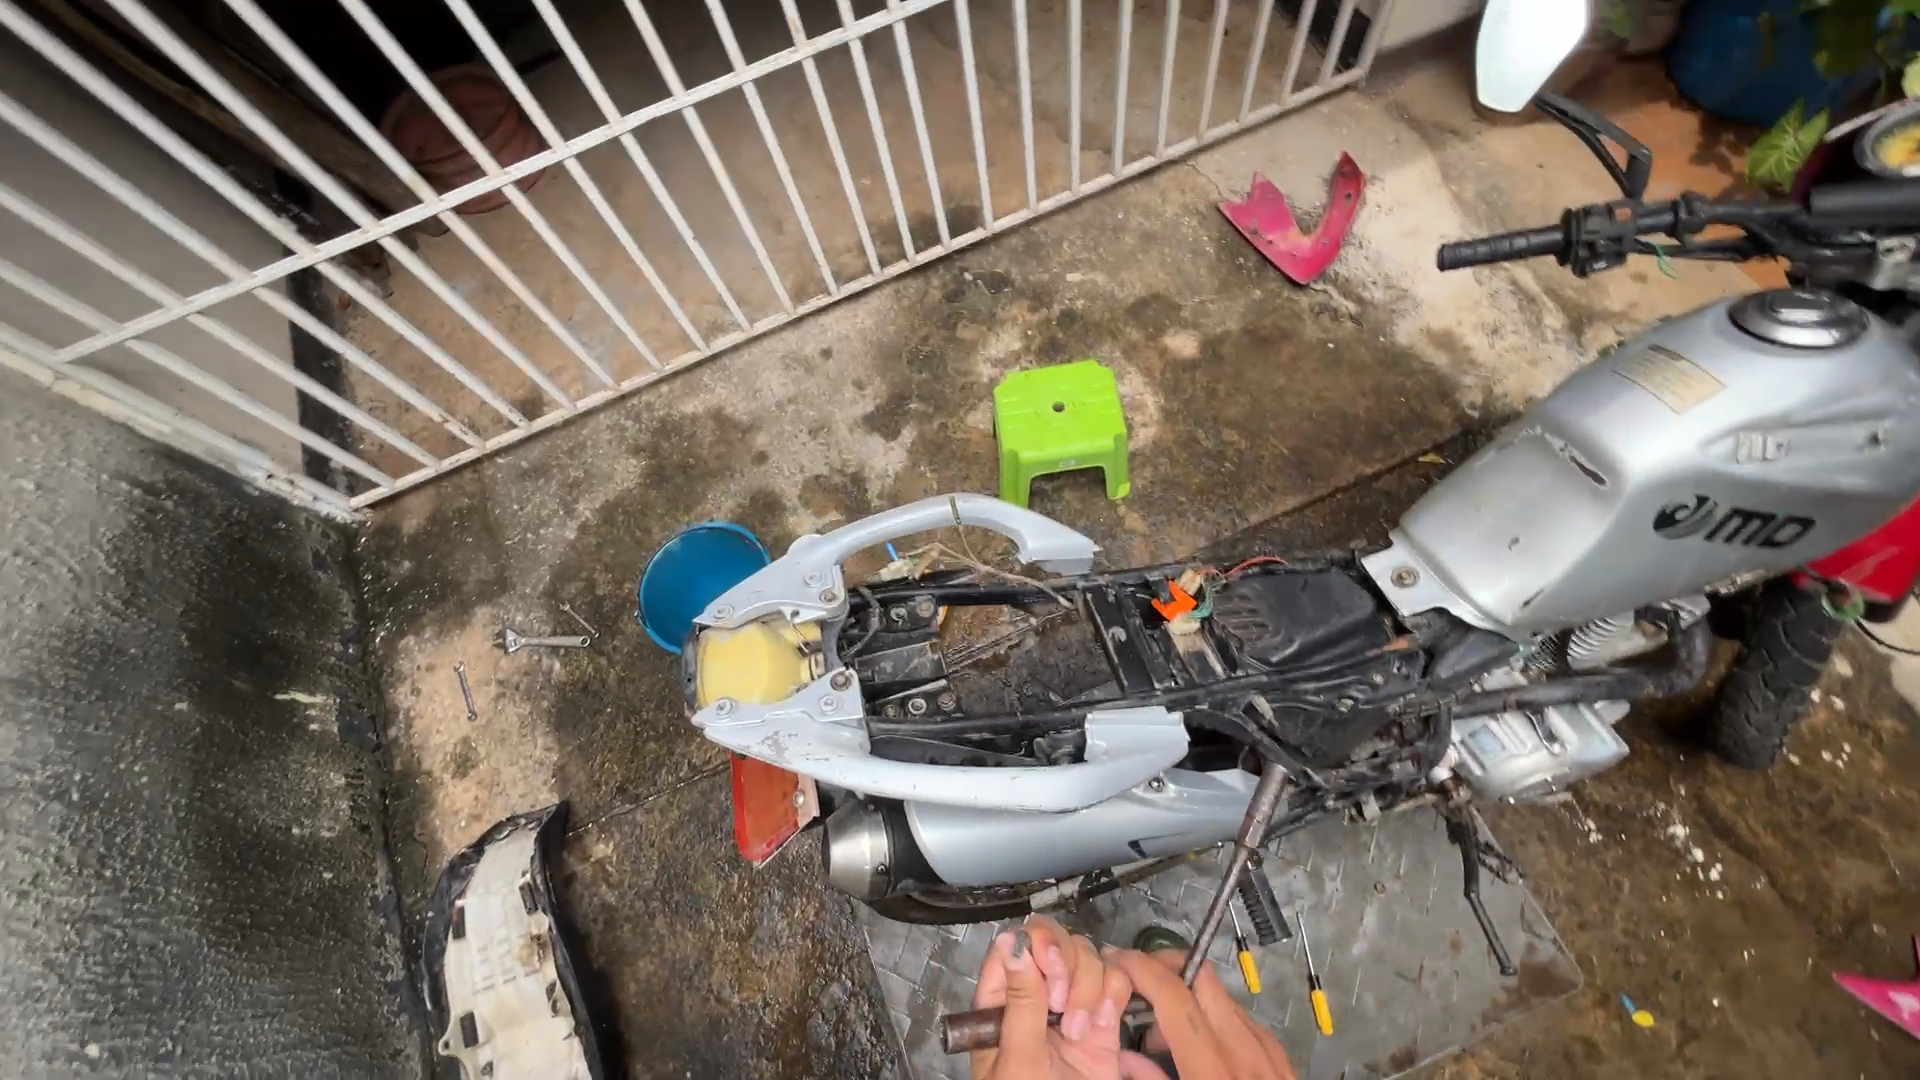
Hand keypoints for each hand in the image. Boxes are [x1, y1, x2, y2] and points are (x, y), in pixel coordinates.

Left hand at [970, 915, 1134, 1079]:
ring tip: (1082, 1032)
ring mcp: (1071, 1007)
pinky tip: (1106, 1025)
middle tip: (1065, 1007)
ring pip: (1088, 956)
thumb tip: (1013, 940)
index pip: (1015, 942)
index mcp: (1001, 1000)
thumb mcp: (1018, 1060)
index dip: (1036, 943)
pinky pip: (1114, 982)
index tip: (1050, 969)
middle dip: (1068, 965)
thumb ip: (1021, 1001)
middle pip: (1055, 941)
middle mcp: (1036, 996)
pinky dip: (1115, 994)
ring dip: (1091, 987)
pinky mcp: (1103, 1024)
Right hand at [1105, 946, 1295, 1079]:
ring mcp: (1270, 1056)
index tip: (1115, 959)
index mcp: (1213, 1070)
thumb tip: (1125, 1058)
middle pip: (1201, 977)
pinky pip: (1244, 1023)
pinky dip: (1215, 1021)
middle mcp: (1245, 1052)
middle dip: (1164, 967)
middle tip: (1137, 984)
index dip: (1140, 967)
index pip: (1172, 993)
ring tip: (1164, 1034)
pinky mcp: (1285, 1066)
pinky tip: (1203, 1052)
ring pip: (1222, 997)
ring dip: (1188, 997)